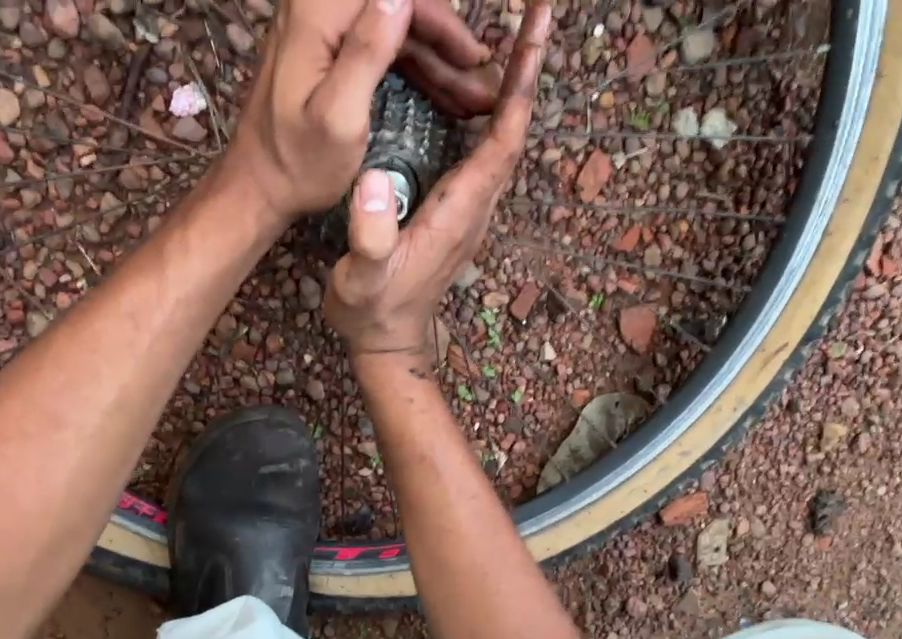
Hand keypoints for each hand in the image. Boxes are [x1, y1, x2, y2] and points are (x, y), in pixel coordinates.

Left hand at [221, 0, 497, 220]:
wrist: (260, 186)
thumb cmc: (298, 163)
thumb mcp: (339, 115)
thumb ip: (367, 51)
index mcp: (317, 12)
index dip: (440, 18)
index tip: (473, 56)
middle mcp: (317, 5)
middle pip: (399, 4)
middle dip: (446, 40)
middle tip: (482, 82)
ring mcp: (323, 26)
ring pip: (398, 25)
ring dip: (439, 59)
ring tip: (475, 98)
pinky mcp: (330, 48)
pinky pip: (385, 45)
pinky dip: (419, 68)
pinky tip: (447, 94)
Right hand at [324, 1, 549, 370]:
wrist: (387, 342)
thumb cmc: (372, 312)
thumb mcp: (362, 280)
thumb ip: (371, 238)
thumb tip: (375, 182)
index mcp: (459, 210)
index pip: (503, 136)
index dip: (521, 82)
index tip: (537, 27)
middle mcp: (476, 205)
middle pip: (514, 127)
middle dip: (528, 69)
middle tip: (538, 12)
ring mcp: (470, 209)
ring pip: (503, 137)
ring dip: (514, 87)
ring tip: (518, 35)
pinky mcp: (459, 211)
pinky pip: (485, 151)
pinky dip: (492, 112)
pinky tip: (479, 91)